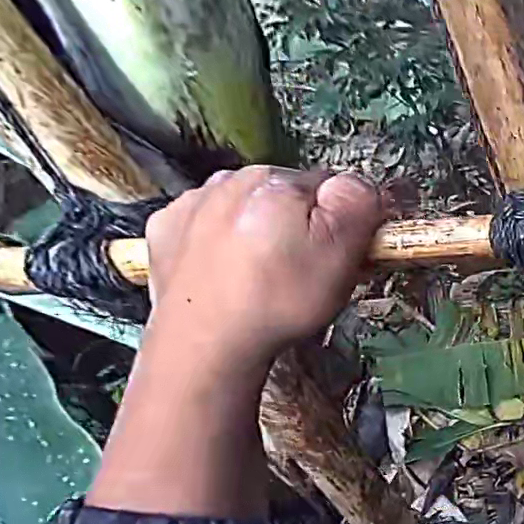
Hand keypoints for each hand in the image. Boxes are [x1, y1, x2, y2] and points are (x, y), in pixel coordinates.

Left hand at [143, 167, 383, 370]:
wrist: (207, 343)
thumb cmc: (284, 298)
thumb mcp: (343, 251)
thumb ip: (356, 203)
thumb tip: (356, 181)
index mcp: (279, 182)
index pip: (334, 185)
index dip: (347, 217)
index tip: (347, 250)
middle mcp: (232, 180)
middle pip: (291, 193)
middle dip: (306, 220)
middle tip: (314, 263)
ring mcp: (193, 203)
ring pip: (251, 204)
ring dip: (266, 226)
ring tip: (272, 268)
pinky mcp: (166, 229)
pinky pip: (212, 221)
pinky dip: (227, 237)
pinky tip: (234, 266)